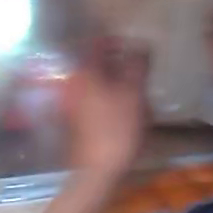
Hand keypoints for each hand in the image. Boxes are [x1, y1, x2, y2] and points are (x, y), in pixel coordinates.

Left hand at [61, 43, 147, 180]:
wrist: (99, 171)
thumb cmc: (118, 127)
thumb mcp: (134, 91)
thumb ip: (137, 64)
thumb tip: (140, 45)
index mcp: (85, 71)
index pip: (98, 43)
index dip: (118, 41)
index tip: (136, 48)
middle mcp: (74, 83)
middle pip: (97, 63)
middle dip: (119, 63)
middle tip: (140, 70)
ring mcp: (72, 103)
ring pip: (97, 82)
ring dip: (115, 81)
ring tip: (136, 90)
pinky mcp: (76, 120)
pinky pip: (94, 98)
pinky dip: (109, 97)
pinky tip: (126, 109)